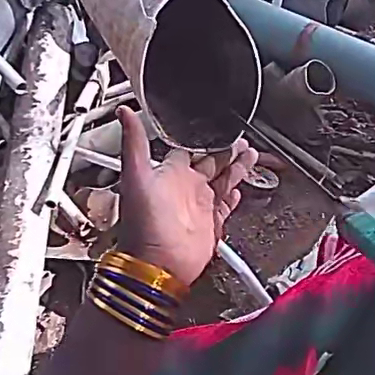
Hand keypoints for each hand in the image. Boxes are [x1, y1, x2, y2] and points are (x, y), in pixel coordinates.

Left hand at [114, 107, 255, 286]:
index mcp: (169, 174)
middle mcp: (185, 188)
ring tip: (250, 154)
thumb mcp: (136, 175)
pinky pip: (224, 206)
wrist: (158, 262)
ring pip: (223, 181)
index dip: (202, 137)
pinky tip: (239, 189)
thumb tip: (124, 112)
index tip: (217, 126)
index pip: (188, 149)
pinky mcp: (211, 224)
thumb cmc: (142, 224)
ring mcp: (199, 206)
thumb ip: (133, 142)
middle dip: (227, 150)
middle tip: (242, 139)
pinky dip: (233, 197)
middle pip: (211, 162)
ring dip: (236, 168)